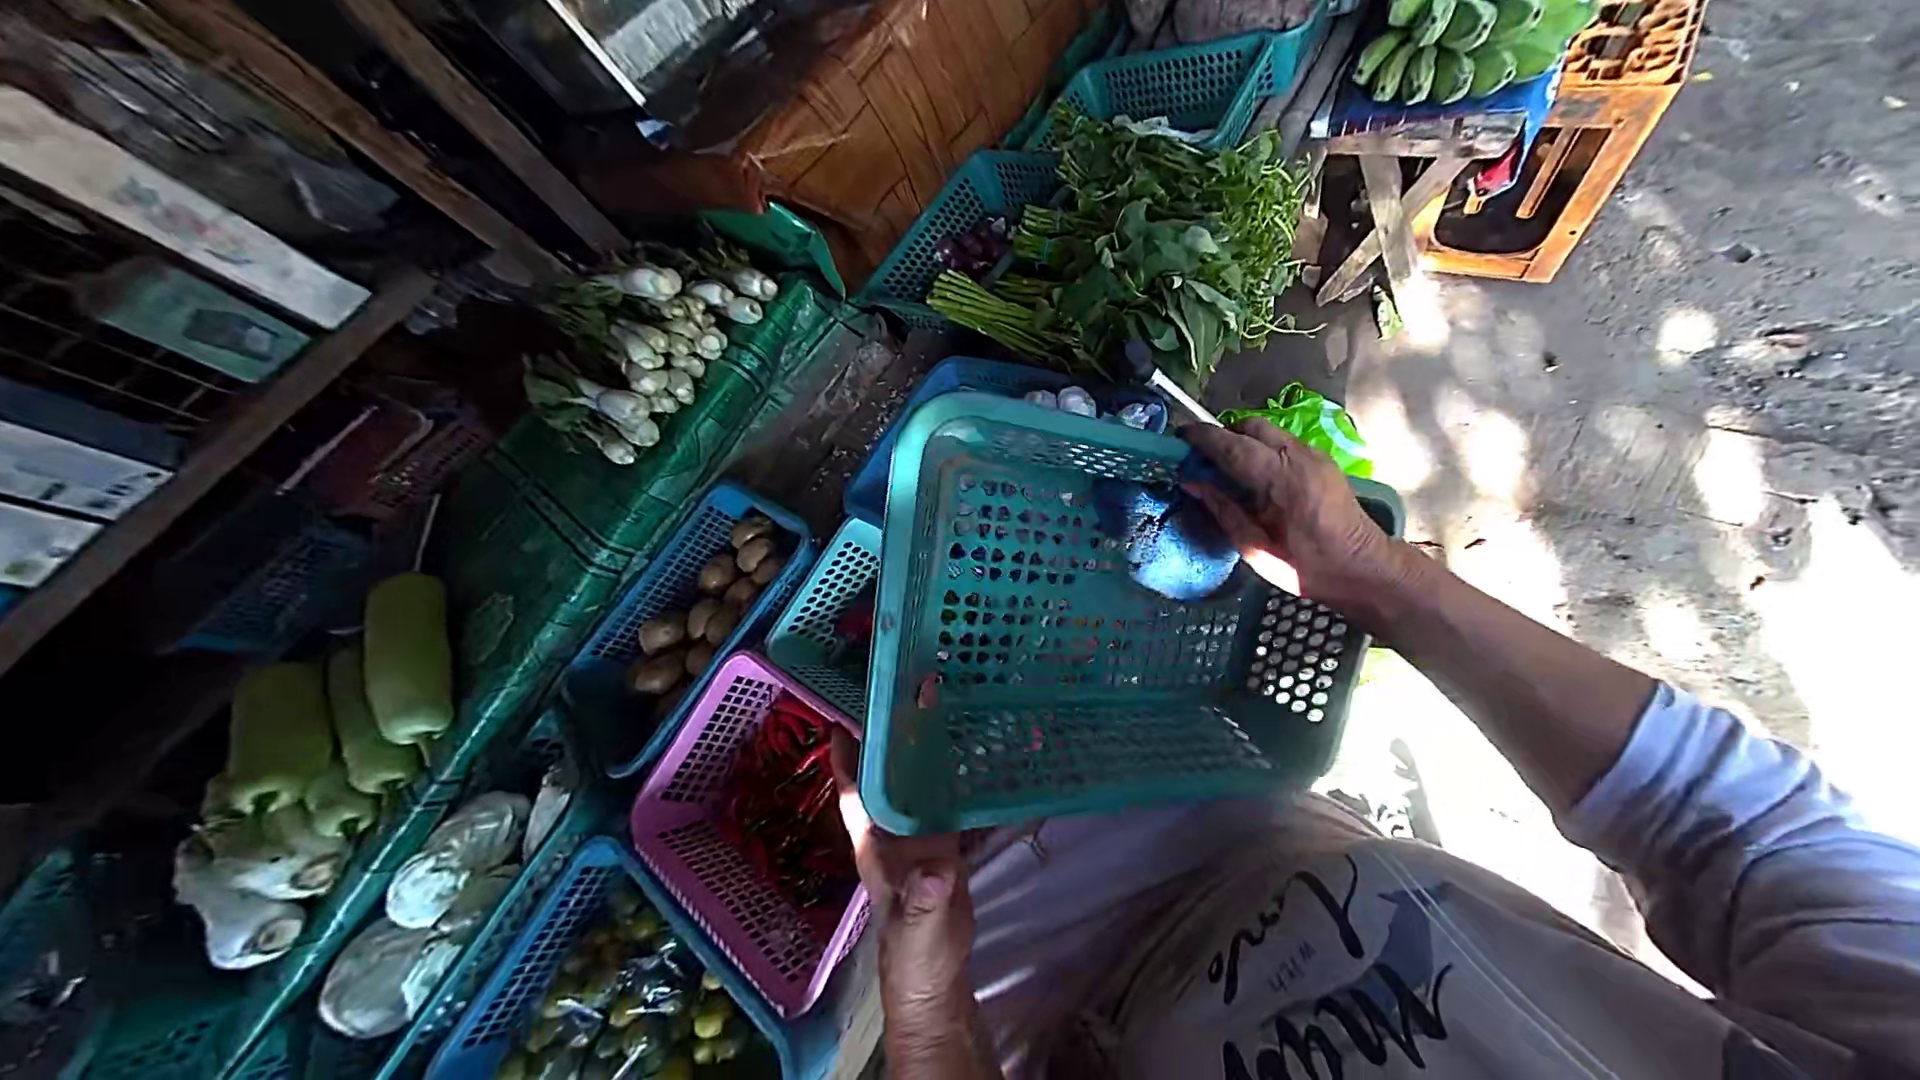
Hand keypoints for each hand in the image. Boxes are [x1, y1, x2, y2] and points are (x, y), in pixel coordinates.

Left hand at [831, 730, 995, 1075]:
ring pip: (917, 782)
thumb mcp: (918, 927)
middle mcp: (892, 829)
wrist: (937, 976)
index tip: (843, 717)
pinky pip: (945, 799)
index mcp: (874, 841)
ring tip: (942, 710)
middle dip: (894, 739)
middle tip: (910, 694)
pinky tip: (970, 752)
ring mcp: (918, 833)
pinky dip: (954, 777)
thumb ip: (926, 899)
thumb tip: (938, 869)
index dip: (845, 756)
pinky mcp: (943, 841)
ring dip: (924, 752)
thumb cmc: (913, 953)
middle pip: (888, 775)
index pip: (854, 791)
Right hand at [1182, 420, 1418, 626]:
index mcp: (1283, 481)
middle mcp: (1300, 458)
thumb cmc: (1306, 567)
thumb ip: (1223, 510)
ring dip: (1239, 440)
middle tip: (1200, 456)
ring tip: (1222, 465)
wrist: (1362, 568)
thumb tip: (1192, 483)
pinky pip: (1280, 442)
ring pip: (1266, 430)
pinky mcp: (1320, 459)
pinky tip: (1250, 473)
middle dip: (1221, 435)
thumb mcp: (1254, 547)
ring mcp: (1314, 455)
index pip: (1233, 446)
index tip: (1179, 437)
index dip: (1203, 439)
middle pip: (1250, 426)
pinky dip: (1258, 448)